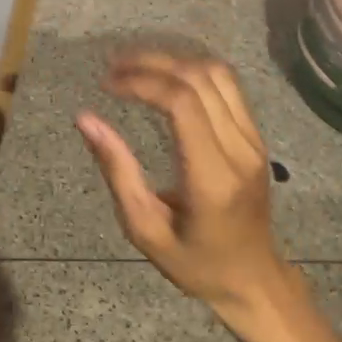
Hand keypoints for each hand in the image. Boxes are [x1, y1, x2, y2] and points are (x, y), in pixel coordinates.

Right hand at [77, 54, 293, 315]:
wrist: (255, 281)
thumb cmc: (195, 262)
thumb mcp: (144, 229)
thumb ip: (117, 171)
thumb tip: (85, 118)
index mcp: (212, 177)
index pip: (182, 103)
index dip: (141, 81)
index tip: (107, 85)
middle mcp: (239, 150)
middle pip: (198, 78)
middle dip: (151, 62)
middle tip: (112, 67)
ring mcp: (253, 140)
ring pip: (216, 73)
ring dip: (172, 60)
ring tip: (135, 66)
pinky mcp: (256, 136)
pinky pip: (226, 85)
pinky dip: (191, 70)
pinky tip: (164, 78)